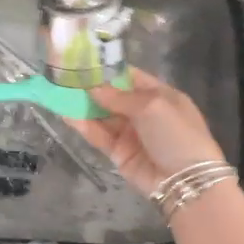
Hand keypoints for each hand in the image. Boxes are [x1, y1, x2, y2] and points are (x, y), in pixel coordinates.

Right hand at [69, 67, 226, 194]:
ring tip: (59, 93)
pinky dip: (83, 126)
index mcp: (160, 95)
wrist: (185, 180)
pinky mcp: (119, 152)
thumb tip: (93, 87)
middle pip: (112, 97)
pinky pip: (99, 135)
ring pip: (102, 116)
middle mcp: (144, 112)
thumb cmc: (176, 134)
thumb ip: (119, 96)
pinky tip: (66, 115)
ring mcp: (131, 133)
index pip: (130, 77)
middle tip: (65, 77)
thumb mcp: (152, 106)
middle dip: (91, 88)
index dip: (108, 71)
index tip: (83, 62)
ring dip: (83, 106)